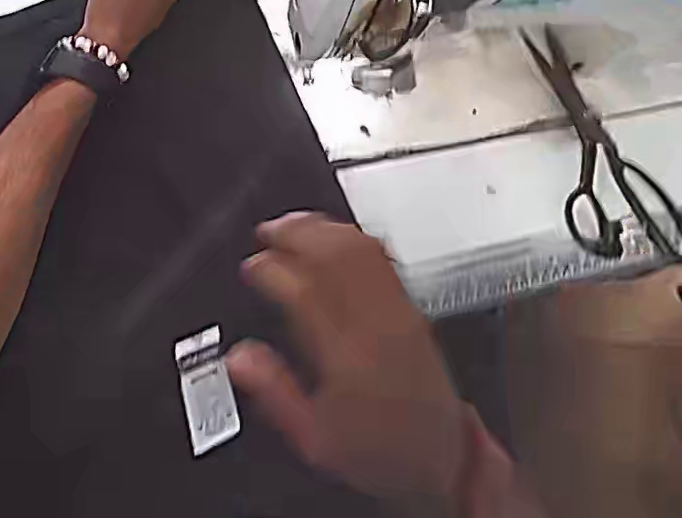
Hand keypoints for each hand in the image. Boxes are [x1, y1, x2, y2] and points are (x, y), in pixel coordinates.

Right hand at [226, 214, 468, 513]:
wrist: (442, 457)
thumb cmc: (380, 450)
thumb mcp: (314, 438)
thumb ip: (274, 392)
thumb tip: (240, 356)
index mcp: (344, 357)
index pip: (302, 292)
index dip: (269, 270)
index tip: (251, 267)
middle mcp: (373, 324)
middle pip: (331, 255)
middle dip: (292, 233)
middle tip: (267, 231)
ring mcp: (396, 309)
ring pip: (357, 247)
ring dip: (320, 227)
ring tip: (293, 224)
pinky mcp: (410, 303)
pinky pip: (380, 255)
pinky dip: (349, 235)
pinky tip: (332, 232)